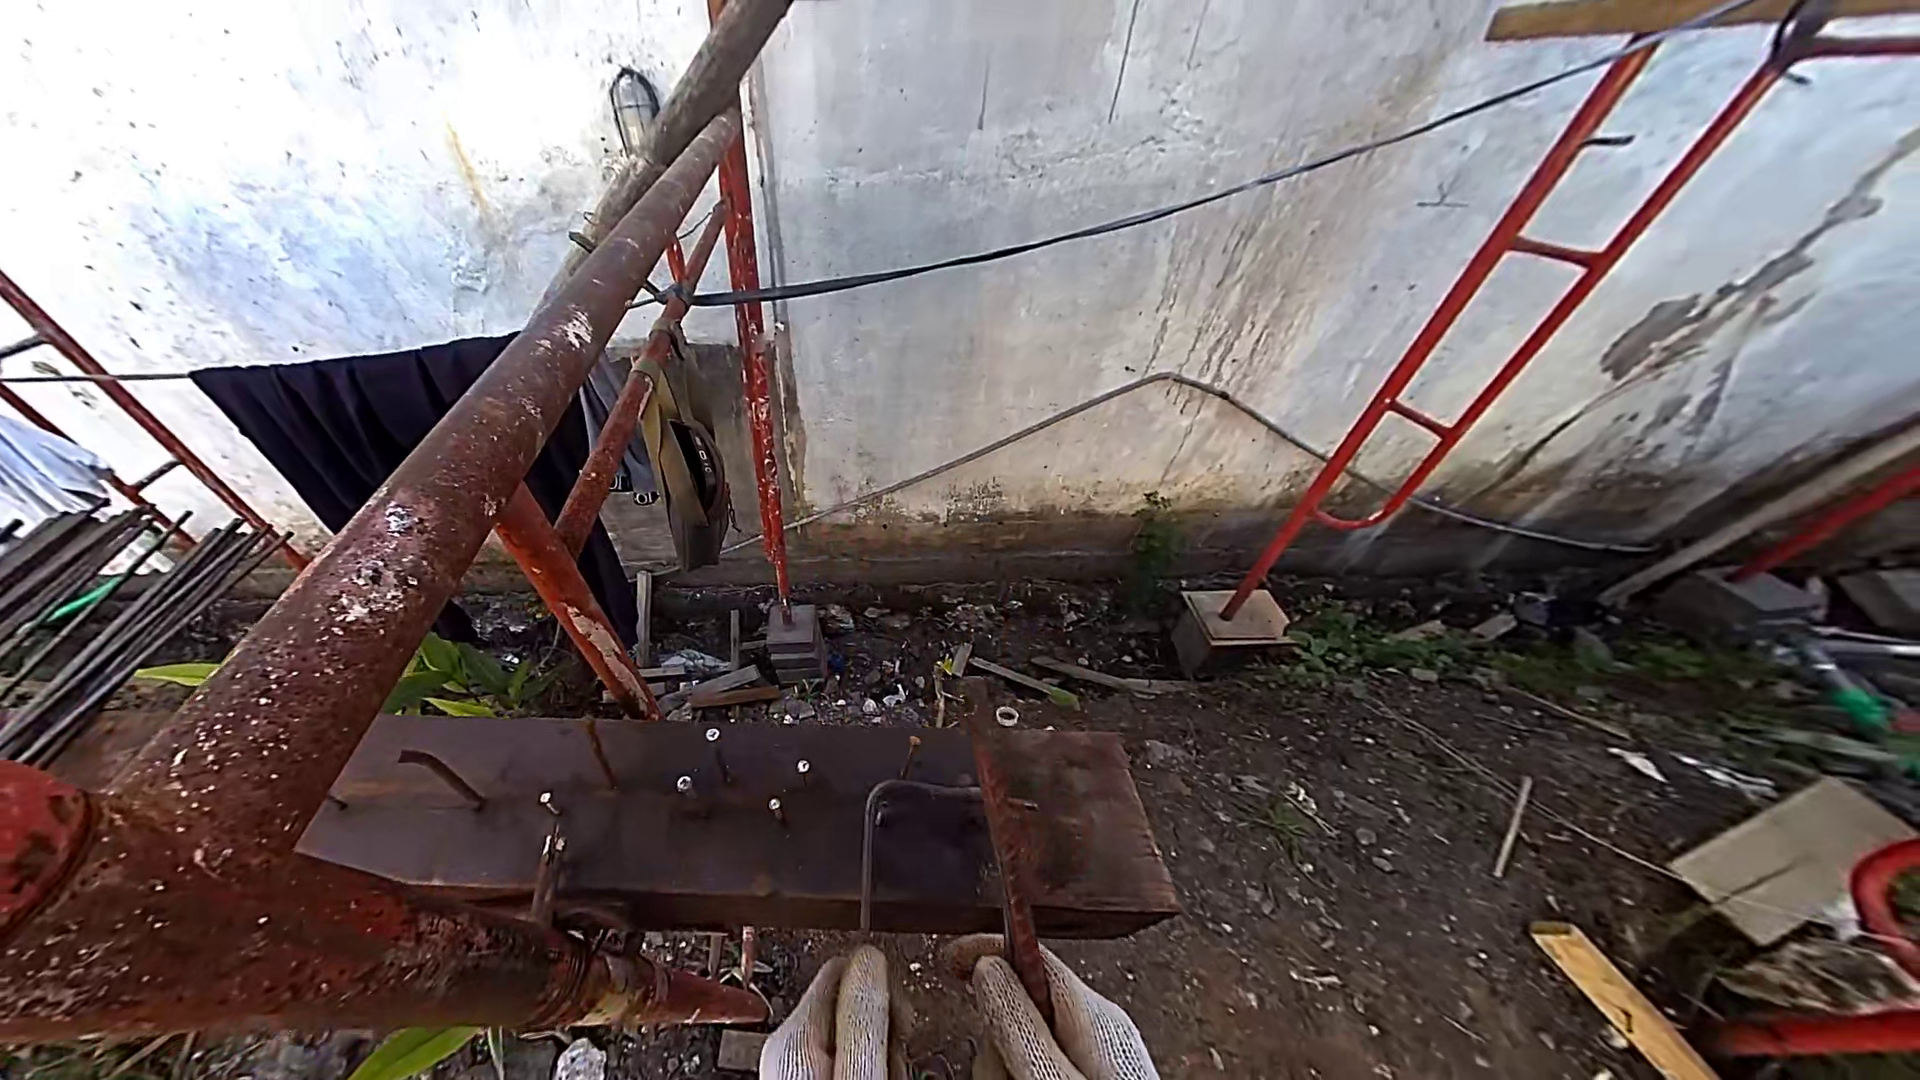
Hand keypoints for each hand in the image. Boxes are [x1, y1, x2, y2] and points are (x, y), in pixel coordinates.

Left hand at [759, 944, 906, 1079]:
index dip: (877, 983)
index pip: (843, 965)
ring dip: (876, 1040)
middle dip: (880, 1015)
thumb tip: (868, 953)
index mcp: (793, 1035)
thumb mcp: (859, 1073)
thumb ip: (862, 1014)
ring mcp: (796, 1062)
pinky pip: (845, 1048)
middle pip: (849, 992)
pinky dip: (866, 1058)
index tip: (896, 1014)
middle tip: (892, 1050)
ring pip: (851, 1022)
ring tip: (884, 1069)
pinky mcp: (807, 1076)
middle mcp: (788, 1042)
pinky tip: (873, 1073)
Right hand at [943, 935, 1157, 1079]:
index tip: (953, 959)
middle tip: (1001, 1079)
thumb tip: (989, 968)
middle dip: (996, 1041)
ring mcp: (1087, 1064)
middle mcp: (1091, 1032)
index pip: (1032, 957)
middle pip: (1020, 1008)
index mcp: (1093, 1016)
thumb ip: (1021, 1026)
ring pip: (1021, 1048)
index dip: (988, 951)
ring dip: (1004, 1072)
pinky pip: (1036, 1071)